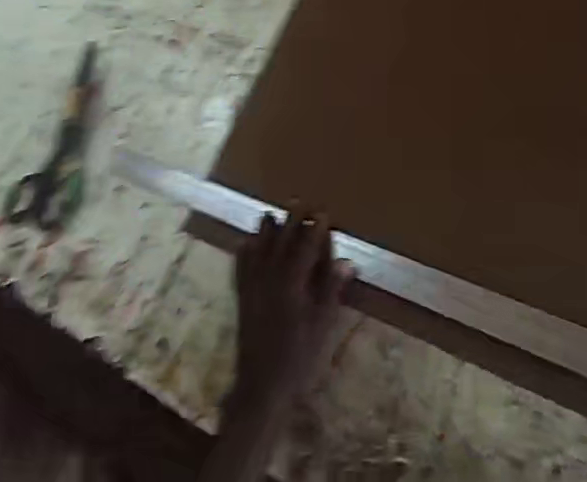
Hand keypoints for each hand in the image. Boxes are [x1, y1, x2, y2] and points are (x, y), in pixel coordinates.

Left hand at [228, 210, 352, 416]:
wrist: (261, 385)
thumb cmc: (299, 356)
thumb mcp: (323, 325)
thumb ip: (332, 290)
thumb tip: (346, 262)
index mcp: (292, 282)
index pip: (305, 246)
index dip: (315, 227)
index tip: (323, 211)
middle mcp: (269, 277)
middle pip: (280, 240)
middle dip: (291, 219)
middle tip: (299, 201)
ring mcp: (252, 287)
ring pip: (258, 249)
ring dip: (266, 230)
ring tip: (272, 213)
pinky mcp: (242, 299)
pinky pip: (241, 267)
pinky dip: (245, 251)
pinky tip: (247, 243)